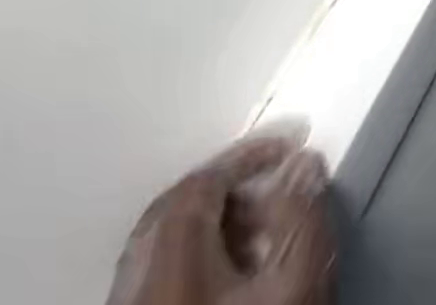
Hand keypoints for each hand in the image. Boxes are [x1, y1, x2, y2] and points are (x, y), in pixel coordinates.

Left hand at [107, 134, 335, 304]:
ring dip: (214, 209)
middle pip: (167, 214)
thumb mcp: (299, 274)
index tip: (289, 145)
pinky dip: (201, 237)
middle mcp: (134, 290)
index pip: (194, 192)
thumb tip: (300, 163)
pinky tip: (238, 246)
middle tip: (276, 167)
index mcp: (169, 273)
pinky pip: (159, 263)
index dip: (243, 158)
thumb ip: (301, 213)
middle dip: (225, 180)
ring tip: (266, 205)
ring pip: (159, 240)